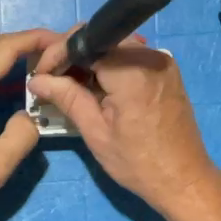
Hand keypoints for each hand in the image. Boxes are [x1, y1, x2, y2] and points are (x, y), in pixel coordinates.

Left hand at [0, 28, 55, 220]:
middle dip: (21, 44)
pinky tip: (3, 89)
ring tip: (31, 68)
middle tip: (49, 54)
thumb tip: (29, 116)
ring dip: (4, 58)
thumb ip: (24, 132)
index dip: (34, 38)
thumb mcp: (0, 162)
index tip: (58, 41)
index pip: (5, 48)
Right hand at [28, 38, 220, 216]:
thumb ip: (67, 98)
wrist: (183, 180)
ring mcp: (162, 62)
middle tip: (51, 80)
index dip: (58, 54)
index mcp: (131, 71)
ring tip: (71, 87)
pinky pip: (132, 58)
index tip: (40, 74)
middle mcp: (150, 56)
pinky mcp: (167, 71)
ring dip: (92, 62)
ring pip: (116, 47)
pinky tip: (97, 89)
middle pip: (102, 41)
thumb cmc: (137, 164)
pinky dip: (111, 68)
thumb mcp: (96, 133)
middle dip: (73, 56)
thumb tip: (37, 79)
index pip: (86, 43)